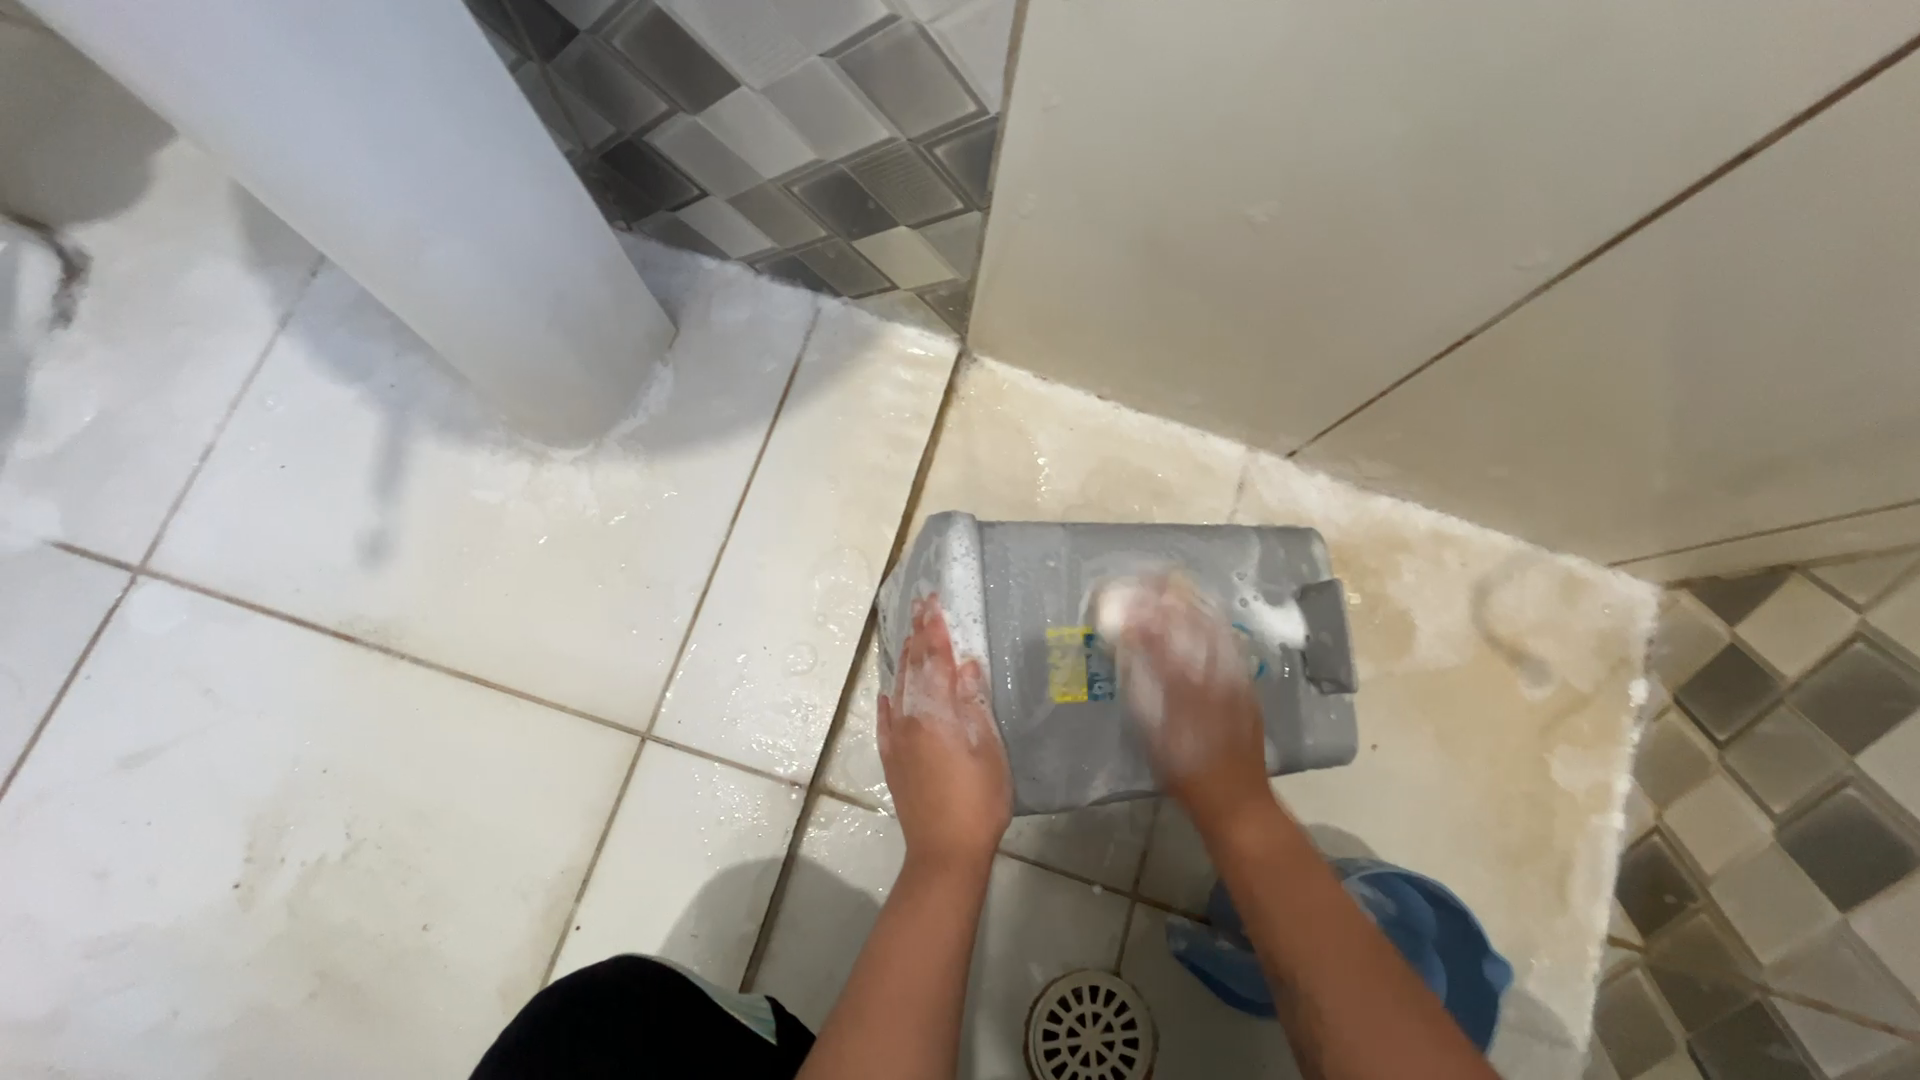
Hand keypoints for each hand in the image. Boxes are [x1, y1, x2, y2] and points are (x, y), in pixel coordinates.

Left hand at [878, 594, 1011, 871]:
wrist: (944, 850)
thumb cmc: (978, 800)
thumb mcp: (988, 749)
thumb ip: (974, 704)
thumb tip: (966, 664)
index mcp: (936, 712)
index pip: (935, 659)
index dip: (935, 629)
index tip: (933, 602)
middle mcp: (910, 718)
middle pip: (914, 667)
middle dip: (918, 635)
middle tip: (921, 606)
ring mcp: (896, 738)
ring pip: (898, 688)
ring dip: (905, 660)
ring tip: (909, 636)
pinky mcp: (891, 758)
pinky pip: (885, 719)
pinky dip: (889, 699)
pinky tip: (889, 691)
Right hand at [1093, 572, 1275, 833]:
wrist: (1237, 798)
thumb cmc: (1185, 772)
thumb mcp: (1153, 734)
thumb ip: (1142, 688)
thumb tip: (1128, 647)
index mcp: (1184, 687)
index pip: (1160, 636)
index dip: (1144, 610)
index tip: (1127, 592)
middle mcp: (1212, 676)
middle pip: (1191, 625)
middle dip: (1171, 597)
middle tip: (1153, 577)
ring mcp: (1234, 680)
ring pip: (1213, 631)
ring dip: (1194, 605)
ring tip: (1177, 586)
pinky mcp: (1246, 687)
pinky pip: (1229, 646)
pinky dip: (1214, 625)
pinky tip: (1205, 616)